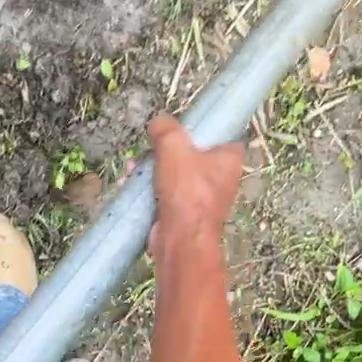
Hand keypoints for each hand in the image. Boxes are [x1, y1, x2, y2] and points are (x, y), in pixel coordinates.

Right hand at [146, 114, 244, 261]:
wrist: (179, 240)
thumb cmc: (186, 189)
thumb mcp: (173, 146)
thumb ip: (165, 128)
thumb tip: (158, 122)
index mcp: (230, 160)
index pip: (221, 136)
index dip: (201, 130)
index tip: (180, 128)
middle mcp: (220, 180)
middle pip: (191, 155)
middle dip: (165, 151)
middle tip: (150, 148)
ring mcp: (202, 200)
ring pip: (175, 175)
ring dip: (152, 170)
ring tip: (134, 167)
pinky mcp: (183, 215)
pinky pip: (165, 194)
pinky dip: (149, 189)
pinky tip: (131, 183)